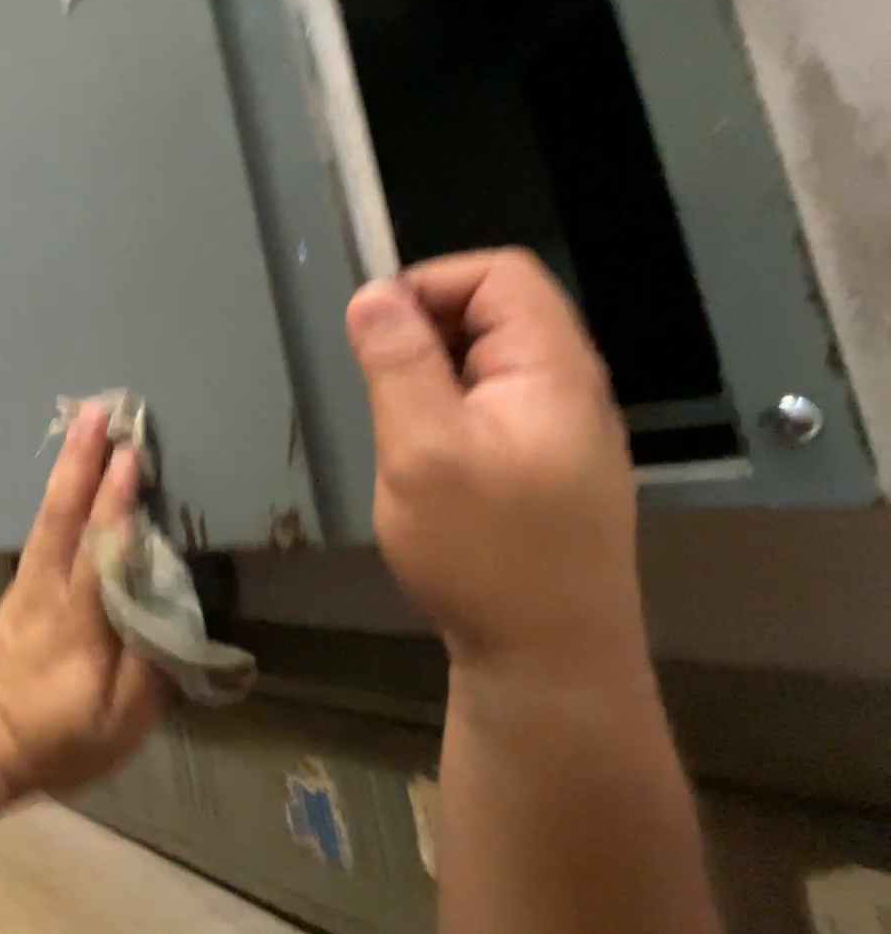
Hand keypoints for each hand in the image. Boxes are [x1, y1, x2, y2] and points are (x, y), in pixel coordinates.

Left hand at [0, 407, 165, 798]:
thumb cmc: (61, 740)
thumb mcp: (119, 726)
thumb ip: (148, 663)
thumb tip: (166, 600)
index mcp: (77, 627)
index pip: (100, 556)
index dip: (115, 507)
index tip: (130, 458)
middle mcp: (48, 592)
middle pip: (64, 519)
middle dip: (82, 463)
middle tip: (100, 412)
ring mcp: (29, 583)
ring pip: (49, 516)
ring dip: (69, 467)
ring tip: (85, 422)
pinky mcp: (23, 583)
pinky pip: (44, 528)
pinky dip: (59, 492)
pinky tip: (72, 469)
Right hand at [344, 249, 647, 680]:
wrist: (544, 658)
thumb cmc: (482, 552)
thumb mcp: (423, 450)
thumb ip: (398, 365)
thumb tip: (372, 293)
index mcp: (551, 370)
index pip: (499, 275)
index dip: (428, 282)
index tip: (370, 329)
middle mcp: (564, 389)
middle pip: (494, 312)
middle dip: (421, 329)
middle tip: (373, 382)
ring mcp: (555, 430)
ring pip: (483, 362)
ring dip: (426, 372)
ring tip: (390, 422)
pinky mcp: (538, 465)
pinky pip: (484, 405)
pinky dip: (440, 407)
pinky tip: (416, 453)